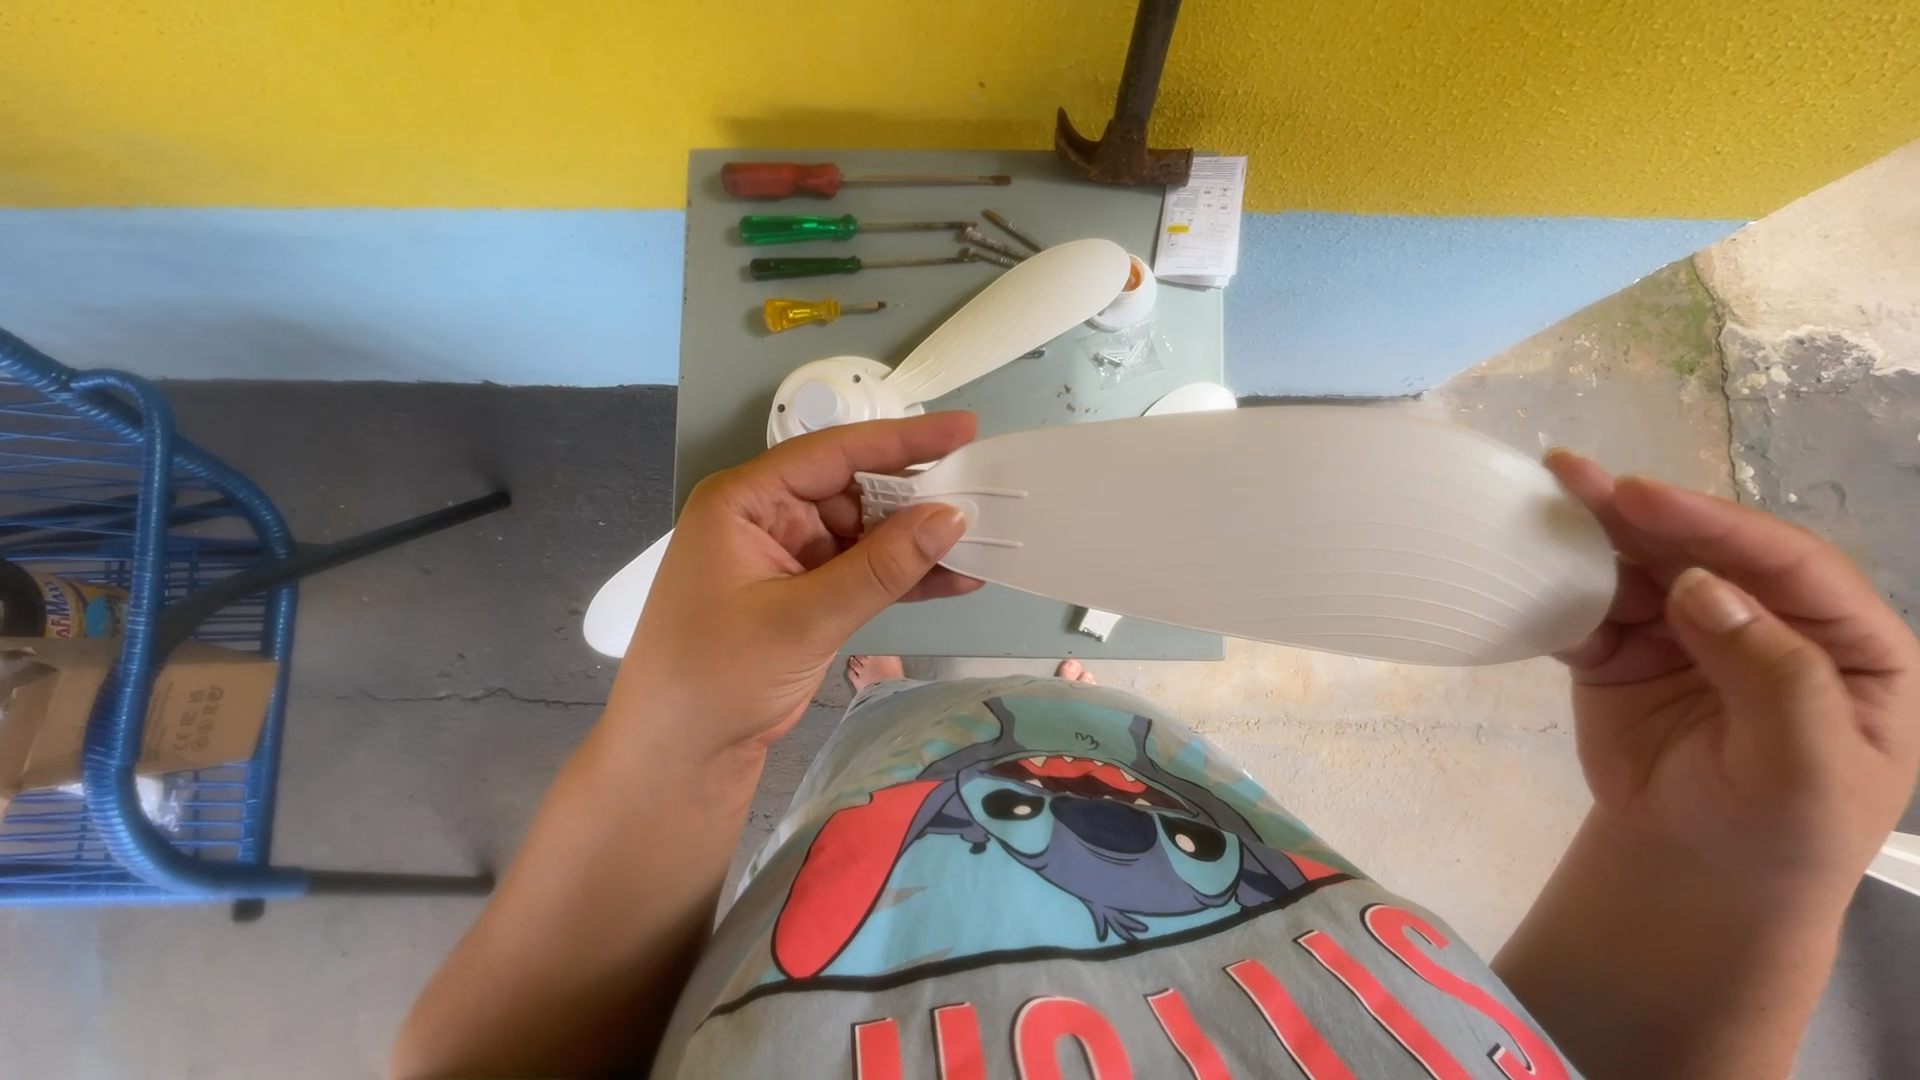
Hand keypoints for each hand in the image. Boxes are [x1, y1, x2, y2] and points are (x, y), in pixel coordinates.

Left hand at [612, 413, 981, 757]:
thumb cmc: (717, 677)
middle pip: (855, 491)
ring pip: (866, 535)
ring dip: (918, 544)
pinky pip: (863, 574)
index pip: (833, 453)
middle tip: (984, 495)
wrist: (680, 758)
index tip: (965, 429)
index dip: (903, 439)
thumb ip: (881, 567)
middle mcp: (768, 519)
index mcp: (745, 501)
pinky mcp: (805, 596)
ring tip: (983, 541)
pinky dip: (904, 578)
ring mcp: (788, 559)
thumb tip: (952, 517)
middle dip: (918, 498)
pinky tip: (955, 579)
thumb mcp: (802, 618)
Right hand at [1545, 450, 1919, 914]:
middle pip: (1698, 551)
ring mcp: (1681, 635)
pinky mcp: (1617, 652)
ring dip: (1587, 538)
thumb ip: (1772, 676)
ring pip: (1633, 571)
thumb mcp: (1805, 769)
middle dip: (1639, 512)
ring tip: (1539, 502)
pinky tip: (1522, 568)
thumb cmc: (1777, 828)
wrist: (1694, 864)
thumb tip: (1700, 589)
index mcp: (1838, 641)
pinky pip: (1581, 612)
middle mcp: (1759, 622)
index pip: (1784, 565)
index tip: (1641, 498)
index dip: (1715, 524)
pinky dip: (1549, 592)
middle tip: (1574, 475)